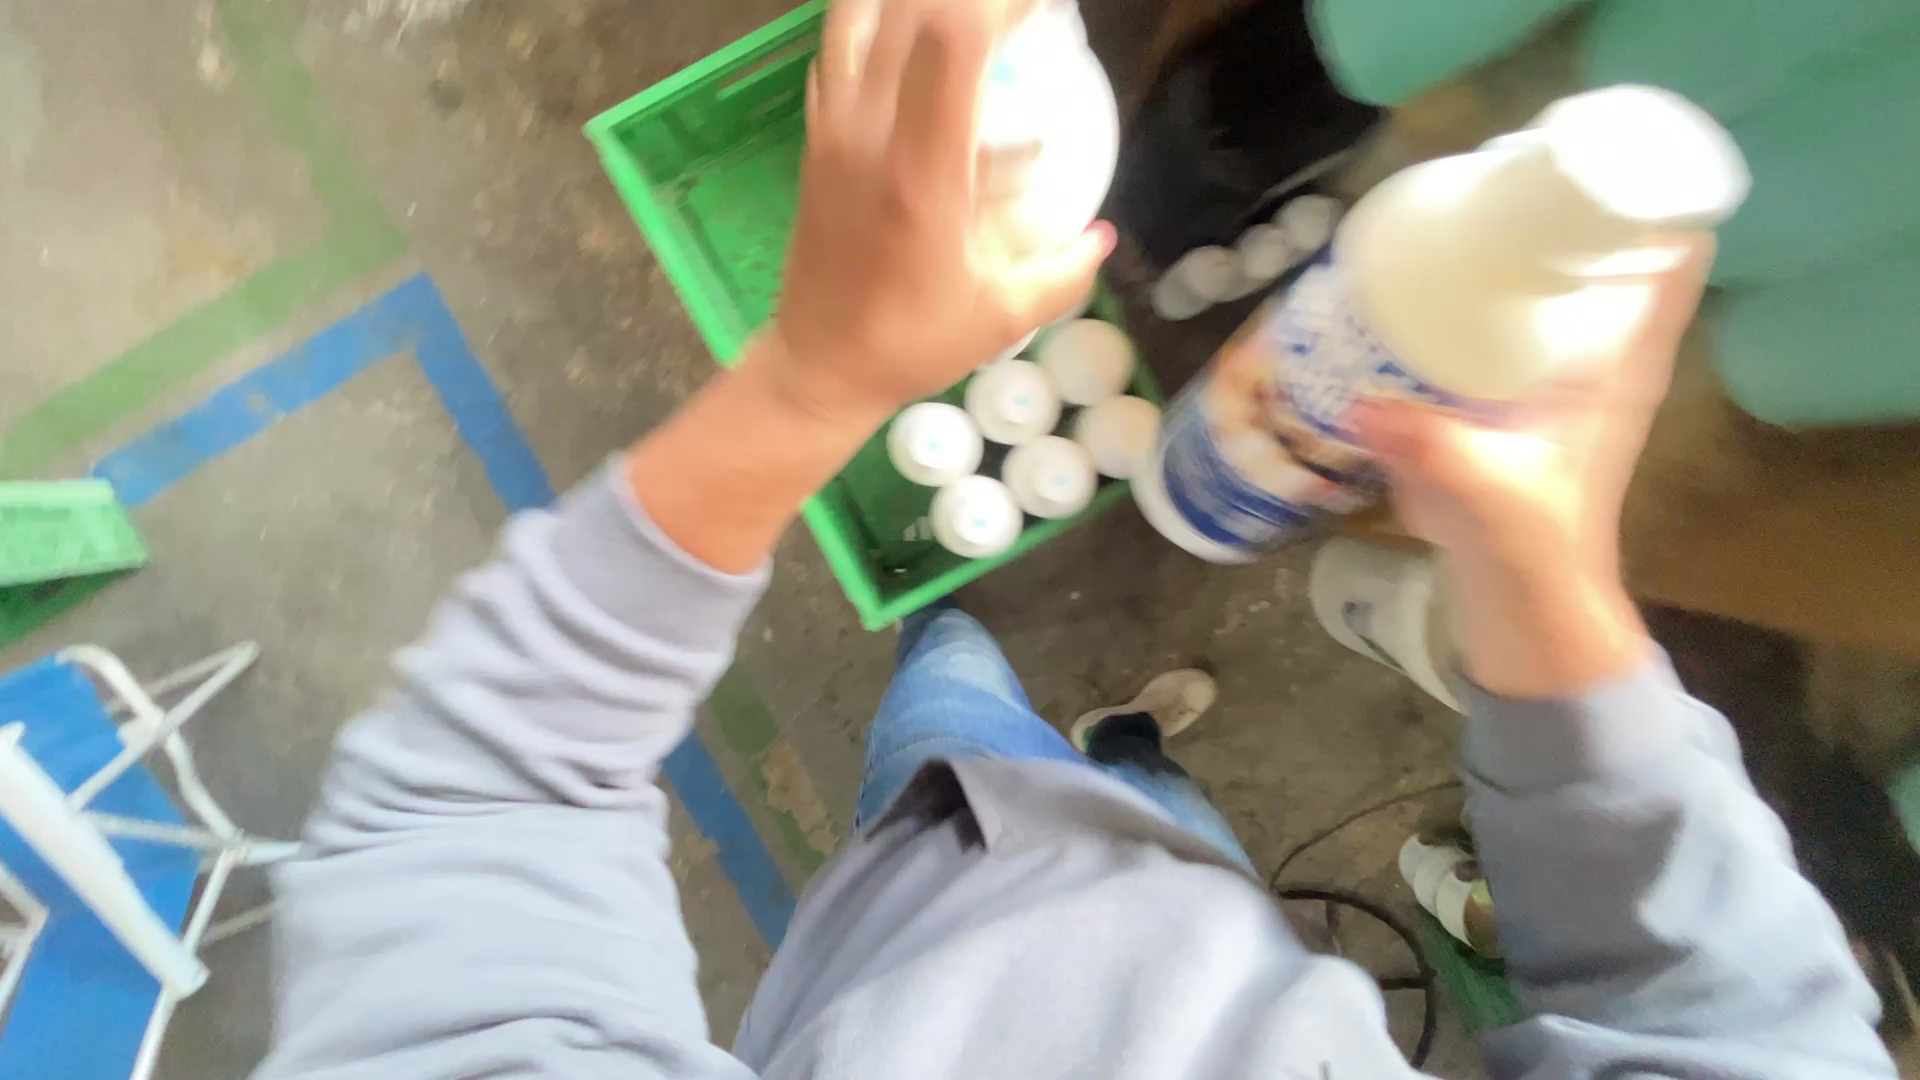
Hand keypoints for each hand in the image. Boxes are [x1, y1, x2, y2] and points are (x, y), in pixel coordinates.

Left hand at [759, 0, 1115, 424]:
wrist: (820, 366)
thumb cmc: (910, 347)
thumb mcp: (1000, 321)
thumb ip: (1062, 276)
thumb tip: (1103, 238)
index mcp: (923, 175)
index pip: (952, 36)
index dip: (1000, 5)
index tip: (1039, 13)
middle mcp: (869, 136)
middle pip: (910, 9)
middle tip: (1009, 17)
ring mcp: (833, 134)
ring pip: (859, 16)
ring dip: (911, 4)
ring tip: (957, 23)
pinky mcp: (814, 144)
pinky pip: (835, 53)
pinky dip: (872, 27)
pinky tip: (907, 53)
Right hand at [1353, 238, 1714, 696]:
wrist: (1518, 603)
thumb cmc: (1528, 548)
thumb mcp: (1486, 493)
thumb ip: (1428, 447)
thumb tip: (1355, 404)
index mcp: (1615, 370)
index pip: (1662, 259)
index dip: (1631, 203)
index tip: (1560, 178)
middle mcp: (1585, 367)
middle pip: (1584, 269)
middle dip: (1537, 230)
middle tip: (1468, 208)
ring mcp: (1540, 391)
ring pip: (1530, 308)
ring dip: (1490, 278)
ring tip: (1429, 252)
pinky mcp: (1497, 414)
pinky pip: (1482, 347)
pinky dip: (1453, 326)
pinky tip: (1403, 323)